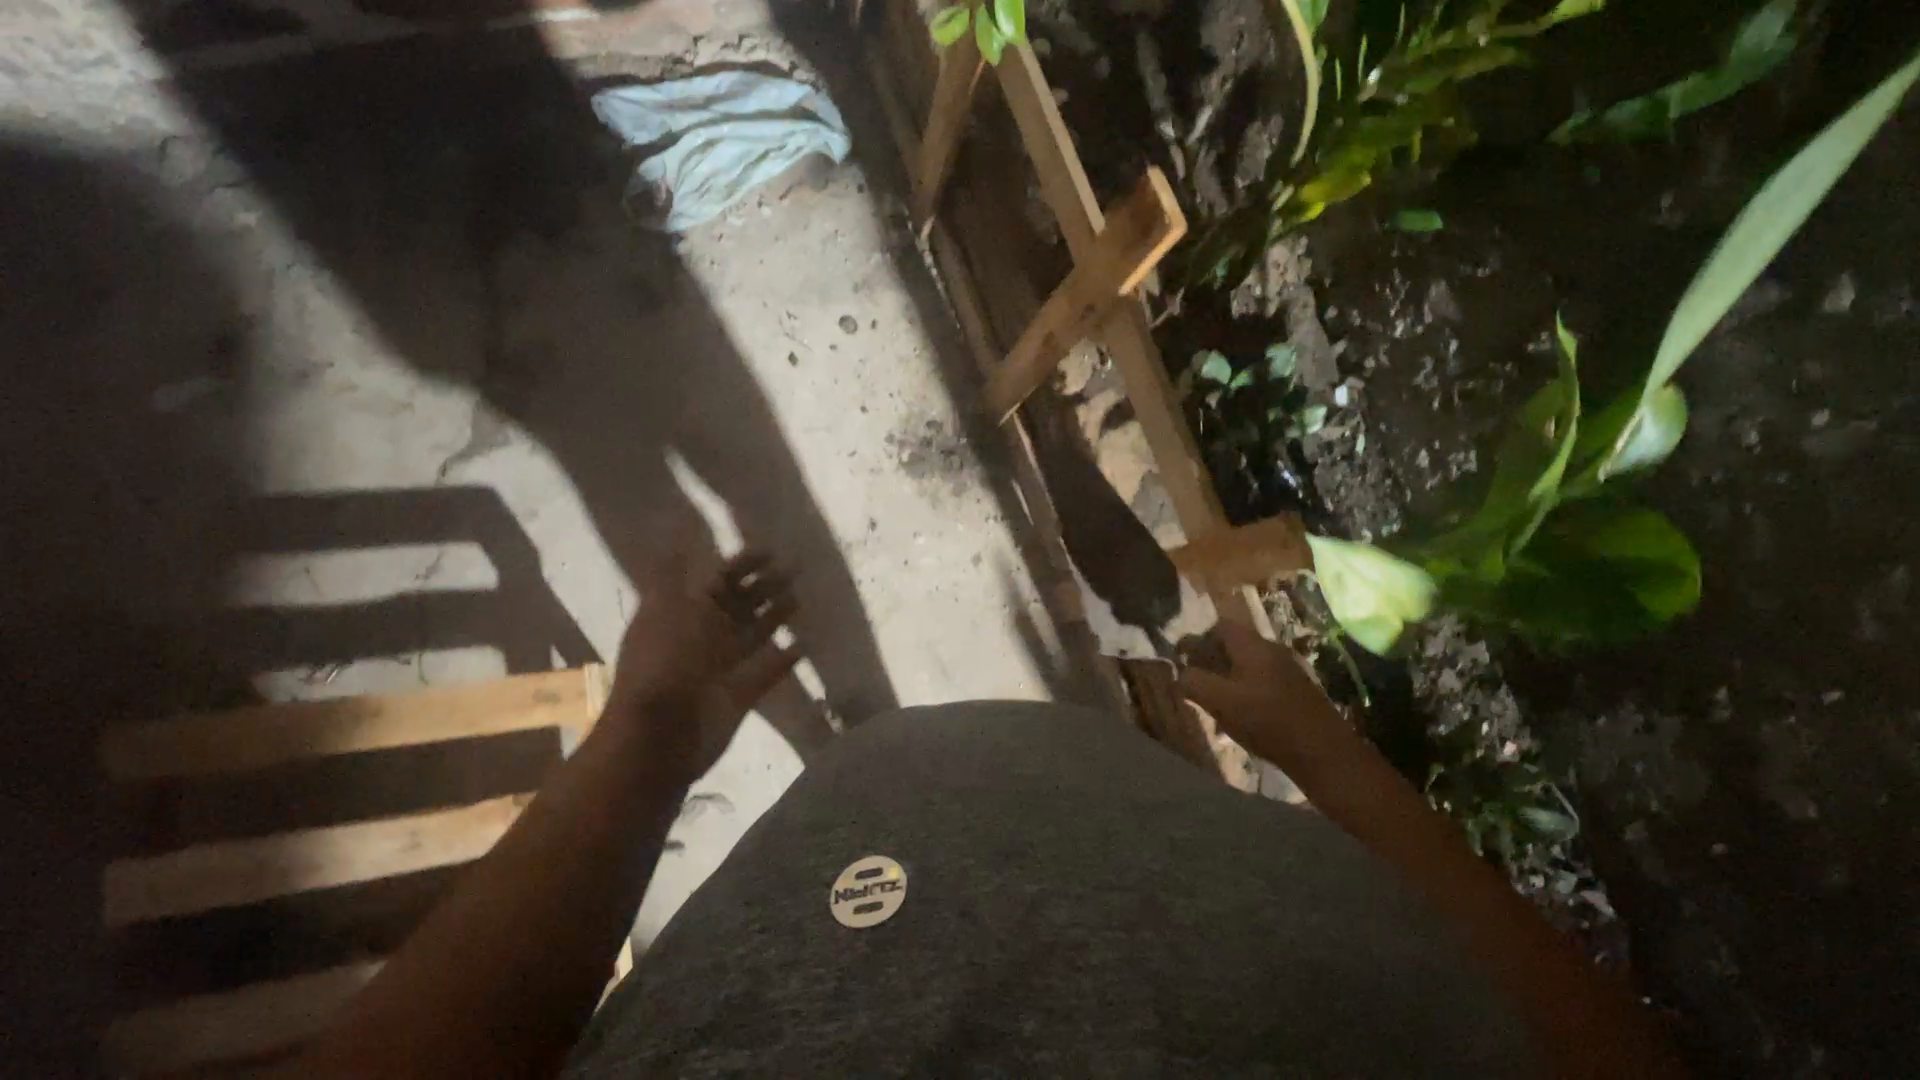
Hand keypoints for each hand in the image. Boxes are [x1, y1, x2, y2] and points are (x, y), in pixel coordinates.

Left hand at [602, 546, 801, 785]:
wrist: (659, 735)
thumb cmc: (663, 665)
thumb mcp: (667, 607)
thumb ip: (675, 568)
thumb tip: (673, 522)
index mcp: (682, 612)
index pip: (717, 579)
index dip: (743, 564)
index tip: (772, 551)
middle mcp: (701, 635)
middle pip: (738, 605)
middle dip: (765, 587)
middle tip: (798, 571)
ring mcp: (720, 667)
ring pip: (753, 634)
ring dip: (775, 617)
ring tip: (802, 600)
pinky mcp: (739, 695)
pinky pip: (765, 672)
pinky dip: (783, 660)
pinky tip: (804, 645)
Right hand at [1177, 620, 1370, 783]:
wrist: (1322, 751)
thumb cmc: (1267, 721)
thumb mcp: (1221, 702)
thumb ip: (1195, 683)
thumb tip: (1181, 674)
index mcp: (1253, 647)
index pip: (1220, 626)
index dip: (1197, 639)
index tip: (1182, 659)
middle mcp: (1273, 650)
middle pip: (1235, 644)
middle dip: (1211, 658)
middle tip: (1195, 680)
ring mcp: (1289, 670)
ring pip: (1249, 663)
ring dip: (1228, 676)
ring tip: (1215, 700)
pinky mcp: (1298, 690)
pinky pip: (1263, 679)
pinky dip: (1246, 688)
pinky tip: (1242, 713)